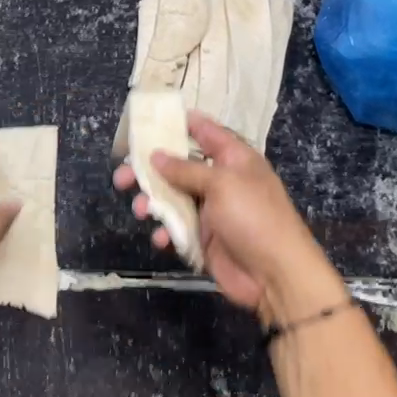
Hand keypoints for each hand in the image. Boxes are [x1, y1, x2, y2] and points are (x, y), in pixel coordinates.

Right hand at [113, 110, 342, 320]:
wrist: (275, 275)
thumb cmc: (254, 218)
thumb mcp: (222, 184)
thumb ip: (186, 169)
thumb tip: (156, 155)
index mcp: (233, 159)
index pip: (205, 132)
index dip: (180, 123)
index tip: (149, 122)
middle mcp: (220, 181)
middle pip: (178, 167)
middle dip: (148, 171)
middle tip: (121, 177)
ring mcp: (211, 211)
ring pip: (171, 198)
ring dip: (152, 202)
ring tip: (139, 210)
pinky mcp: (203, 238)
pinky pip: (176, 228)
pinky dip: (165, 231)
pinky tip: (161, 238)